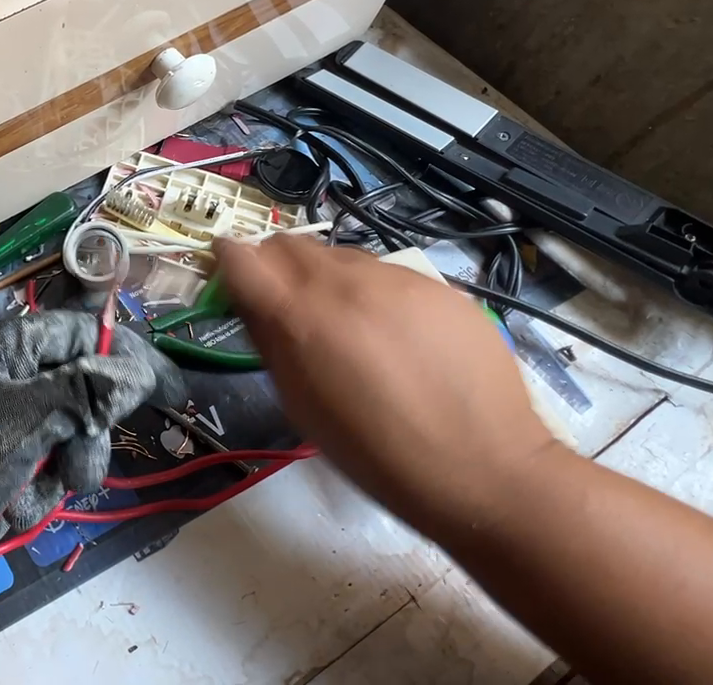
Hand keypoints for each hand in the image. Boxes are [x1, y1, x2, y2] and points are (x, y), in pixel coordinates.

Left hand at [0, 310, 183, 655]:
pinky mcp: (13, 457)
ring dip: (65, 468)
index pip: (75, 331)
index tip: (167, 385)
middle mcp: (8, 375)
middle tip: (74, 458)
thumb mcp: (24, 419)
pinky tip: (16, 504)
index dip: (123, 353)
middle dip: (84, 431)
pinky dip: (41, 489)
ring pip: (75, 431)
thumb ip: (83, 389)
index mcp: (0, 347)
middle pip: (82, 386)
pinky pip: (54, 464)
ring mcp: (11, 418)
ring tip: (38, 488)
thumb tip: (135, 369)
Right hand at [214, 236, 560, 536]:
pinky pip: (385, 273)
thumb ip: (268, 340)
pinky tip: (393, 333)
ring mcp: (395, 279)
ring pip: (336, 255)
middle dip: (272, 264)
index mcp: (299, 315)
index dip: (227, 259)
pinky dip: (371, 291)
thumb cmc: (374, 451)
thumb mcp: (299, 403)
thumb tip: (248, 301)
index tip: (227, 273)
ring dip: (324, 277)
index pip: (240, 255)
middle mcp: (343, 283)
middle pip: (286, 243)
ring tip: (346, 322)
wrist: (486, 470)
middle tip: (284, 302)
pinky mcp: (437, 285)